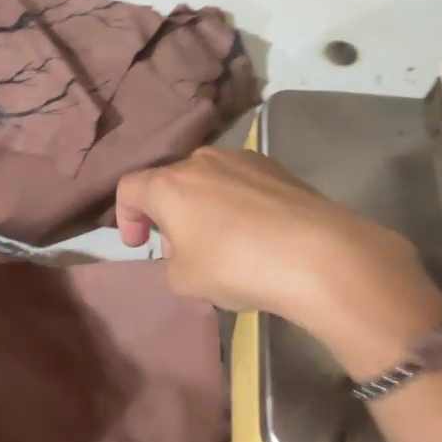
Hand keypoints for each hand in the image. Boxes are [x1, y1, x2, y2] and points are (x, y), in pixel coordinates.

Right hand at [115, 147, 441, 375]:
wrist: (315, 253)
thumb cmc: (234, 266)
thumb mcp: (183, 281)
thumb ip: (171, 262)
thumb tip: (187, 250)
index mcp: (168, 184)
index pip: (129, 189)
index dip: (125, 217)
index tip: (138, 244)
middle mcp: (202, 161)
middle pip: (171, 182)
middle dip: (169, 214)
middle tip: (181, 250)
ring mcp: (244, 159)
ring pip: (210, 181)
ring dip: (205, 208)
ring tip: (224, 244)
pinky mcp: (279, 169)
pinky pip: (243, 186)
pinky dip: (238, 207)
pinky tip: (257, 237)